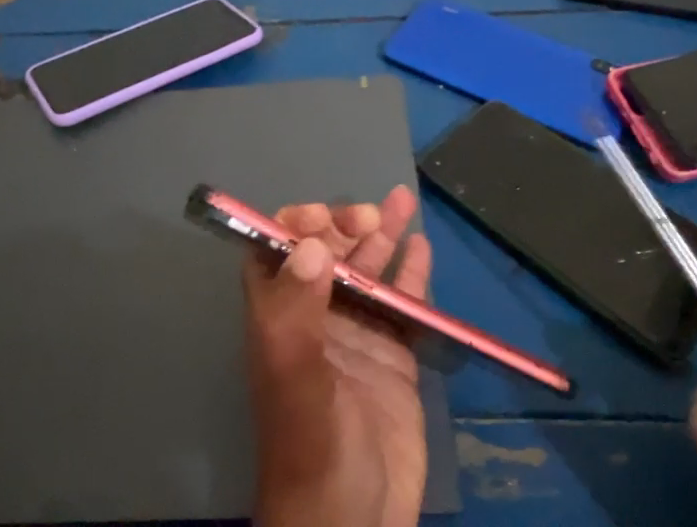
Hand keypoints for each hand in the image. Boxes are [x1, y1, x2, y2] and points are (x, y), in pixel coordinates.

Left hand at [242, 185, 432, 526]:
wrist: (354, 518)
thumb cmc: (312, 446)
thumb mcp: (295, 377)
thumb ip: (297, 312)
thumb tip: (308, 243)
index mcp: (278, 320)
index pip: (275, 254)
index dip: (293, 227)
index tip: (322, 218)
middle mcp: (314, 320)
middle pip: (325, 256)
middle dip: (343, 227)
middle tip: (369, 215)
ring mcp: (356, 337)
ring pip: (366, 272)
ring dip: (380, 236)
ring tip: (401, 201)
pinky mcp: (393, 357)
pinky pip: (402, 304)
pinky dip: (411, 274)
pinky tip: (421, 246)